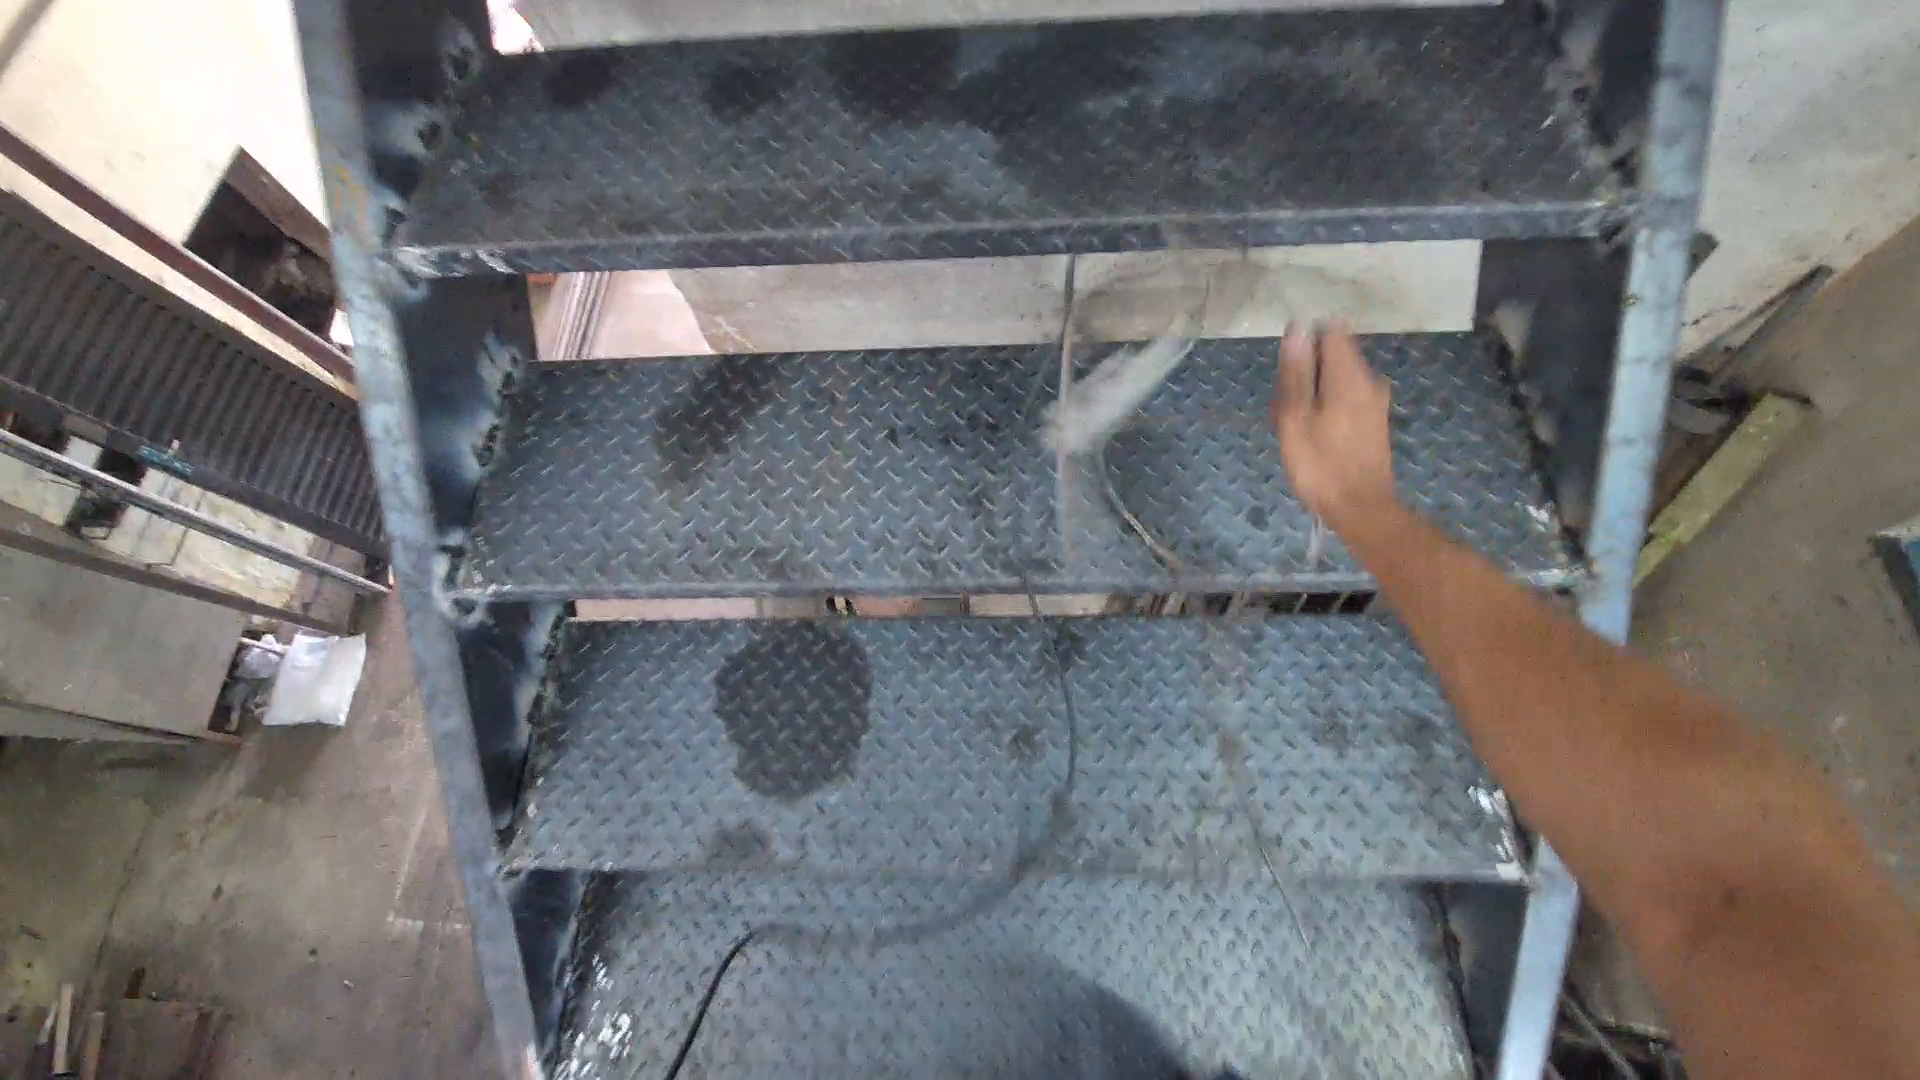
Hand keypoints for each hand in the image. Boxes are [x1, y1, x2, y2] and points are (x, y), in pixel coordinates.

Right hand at [1271, 319, 1397, 530]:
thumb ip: (1296, 372)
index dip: (1304, 341)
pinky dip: (1324, 407)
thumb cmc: (1320, 464)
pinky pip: (1344, 398)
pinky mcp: (1374, 420)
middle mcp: (1368, 380)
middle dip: (1304, 372)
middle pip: (1332, 356)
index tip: (1285, 369)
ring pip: (1335, 379)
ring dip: (1311, 393)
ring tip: (1293, 425)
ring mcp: (1374, 401)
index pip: (1331, 331)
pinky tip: (1311, 435)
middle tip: (1283, 408)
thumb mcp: (1295, 416)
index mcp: (1349, 374)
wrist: (1360, 508)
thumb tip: (1297, 328)